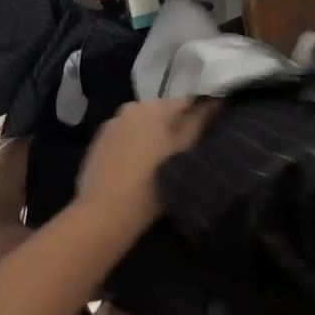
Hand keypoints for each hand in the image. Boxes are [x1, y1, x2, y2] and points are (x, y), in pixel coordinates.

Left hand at [74, 98, 214, 233]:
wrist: (103, 213)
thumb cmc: (152, 184)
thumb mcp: (184, 154)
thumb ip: (199, 123)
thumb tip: (215, 100)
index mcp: (155, 106)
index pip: (187, 101)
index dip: (202, 115)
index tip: (210, 133)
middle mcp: (132, 106)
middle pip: (163, 111)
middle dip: (176, 127)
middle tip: (188, 153)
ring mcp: (112, 123)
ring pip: (143, 124)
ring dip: (155, 136)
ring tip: (164, 163)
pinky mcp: (99, 142)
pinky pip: (125, 136)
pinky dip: (135, 145)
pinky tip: (139, 168)